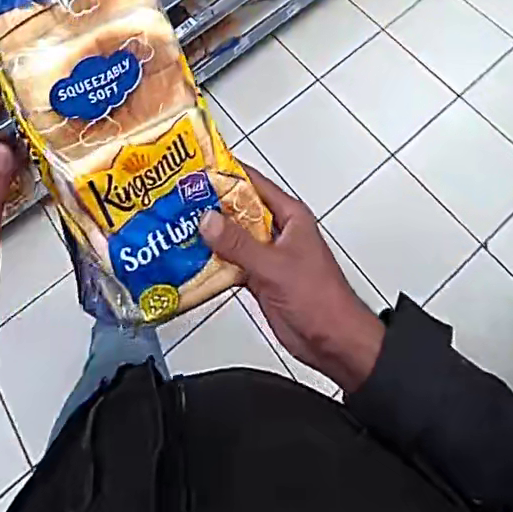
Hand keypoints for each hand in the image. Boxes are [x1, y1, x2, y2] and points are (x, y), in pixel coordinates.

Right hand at [199, 167, 383, 392]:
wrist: (334, 343)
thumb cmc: (322, 299)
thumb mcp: (275, 266)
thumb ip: (239, 244)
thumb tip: (208, 220)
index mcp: (289, 215)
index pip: (253, 183)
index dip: (226, 173)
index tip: (198, 168)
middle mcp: (277, 230)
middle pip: (237, 209)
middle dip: (210, 205)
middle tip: (179, 200)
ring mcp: (267, 254)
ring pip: (232, 236)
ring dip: (209, 235)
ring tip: (178, 227)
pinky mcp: (259, 277)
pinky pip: (230, 262)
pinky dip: (213, 262)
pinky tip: (191, 261)